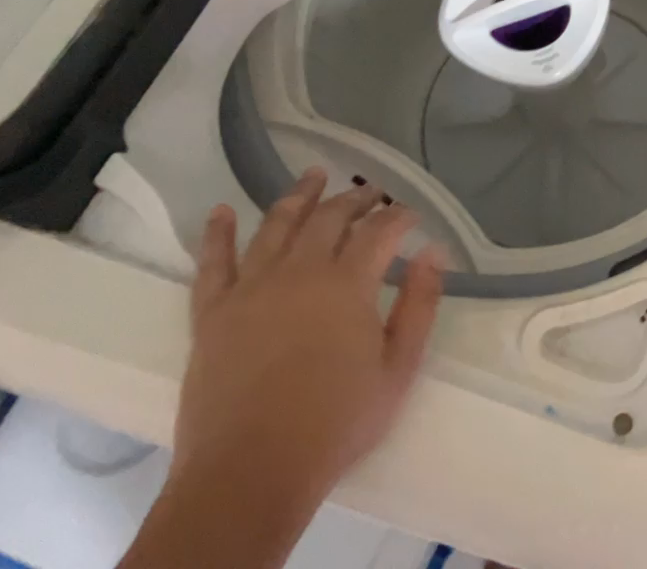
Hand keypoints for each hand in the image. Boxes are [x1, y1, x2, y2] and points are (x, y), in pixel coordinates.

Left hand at [174, 167, 444, 507]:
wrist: (251, 471)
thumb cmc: (337, 422)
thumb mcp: (399, 368)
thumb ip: (420, 305)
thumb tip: (434, 253)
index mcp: (347, 285)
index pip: (379, 233)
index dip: (399, 217)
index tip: (412, 213)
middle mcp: (298, 273)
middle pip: (328, 220)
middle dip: (355, 200)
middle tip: (371, 191)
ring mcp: (250, 290)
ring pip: (275, 227)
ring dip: (297, 197)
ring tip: (313, 176)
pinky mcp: (212, 313)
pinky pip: (212, 263)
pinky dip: (218, 234)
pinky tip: (223, 212)